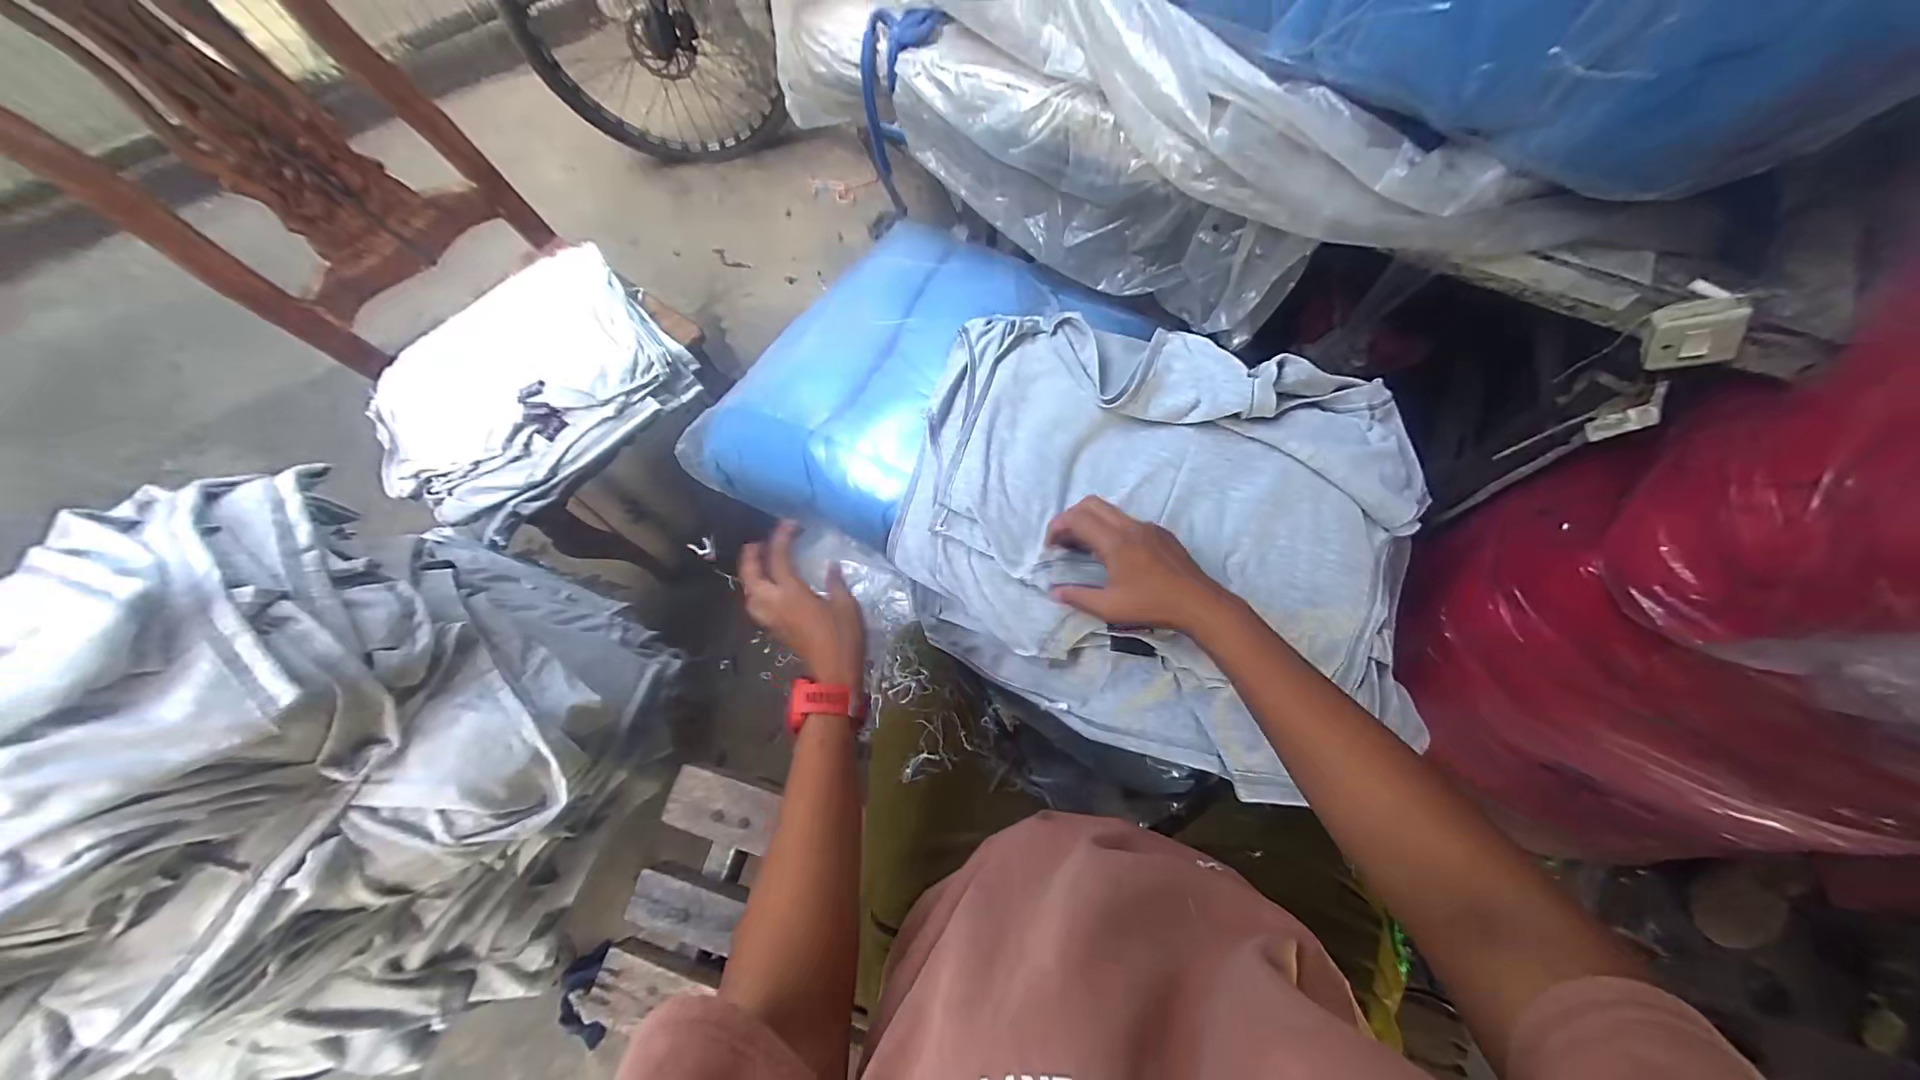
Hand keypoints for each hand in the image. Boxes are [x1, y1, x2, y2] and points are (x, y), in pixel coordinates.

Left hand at [740, 521, 865, 690]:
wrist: (833, 673)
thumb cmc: (843, 637)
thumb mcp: (846, 604)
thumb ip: (835, 582)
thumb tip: (830, 566)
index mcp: (791, 593)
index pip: (779, 558)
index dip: (781, 537)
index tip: (790, 524)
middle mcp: (774, 603)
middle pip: (751, 575)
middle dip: (751, 556)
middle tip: (759, 543)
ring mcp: (771, 618)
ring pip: (749, 592)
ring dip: (749, 575)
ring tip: (759, 564)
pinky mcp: (775, 629)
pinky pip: (756, 604)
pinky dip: (756, 590)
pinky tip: (767, 587)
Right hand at [1045, 496, 1237, 632]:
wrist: (1199, 603)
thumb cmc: (1152, 605)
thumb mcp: (1109, 607)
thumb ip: (1078, 597)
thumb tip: (1054, 592)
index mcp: (1115, 541)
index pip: (1077, 518)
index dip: (1057, 527)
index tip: (1050, 547)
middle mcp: (1130, 526)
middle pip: (1091, 504)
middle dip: (1070, 518)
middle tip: (1062, 542)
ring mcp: (1148, 527)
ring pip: (1110, 511)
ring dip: (1090, 522)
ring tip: (1083, 548)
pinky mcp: (1161, 534)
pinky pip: (1128, 521)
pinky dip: (1110, 528)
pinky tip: (1114, 555)